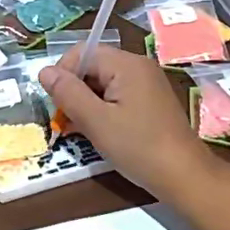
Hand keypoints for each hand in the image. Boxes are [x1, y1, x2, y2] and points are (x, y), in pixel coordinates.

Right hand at [40, 46, 213, 196]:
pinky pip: (119, 95)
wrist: (185, 176)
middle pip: (94, 66)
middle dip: (75, 90)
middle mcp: (138, 66)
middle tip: (66, 122)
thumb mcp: (96, 122)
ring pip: (104, 83)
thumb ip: (68, 93)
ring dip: (87, 103)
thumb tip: (44, 71)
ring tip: (80, 130)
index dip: (63, 75)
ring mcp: (148, 83)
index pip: (82, 53)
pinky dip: (104, 109)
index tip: (57, 105)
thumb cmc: (138, 147)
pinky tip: (100, 132)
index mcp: (126, 64)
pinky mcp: (152, 101)